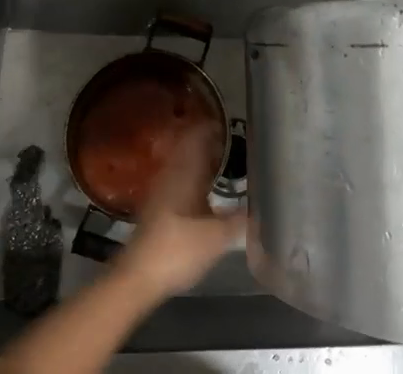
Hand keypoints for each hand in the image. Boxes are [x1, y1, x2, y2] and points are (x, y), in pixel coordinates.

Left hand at [114, 127, 244, 299]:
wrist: (138, 277)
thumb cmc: (178, 250)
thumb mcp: (217, 237)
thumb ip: (241, 220)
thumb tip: (263, 205)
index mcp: (185, 174)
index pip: (197, 137)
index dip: (211, 127)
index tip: (230, 125)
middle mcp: (171, 176)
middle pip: (188, 148)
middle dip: (207, 142)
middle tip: (230, 142)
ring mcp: (160, 192)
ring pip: (181, 164)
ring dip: (199, 159)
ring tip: (221, 162)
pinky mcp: (156, 209)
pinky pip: (177, 180)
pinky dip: (191, 176)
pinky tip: (203, 191)